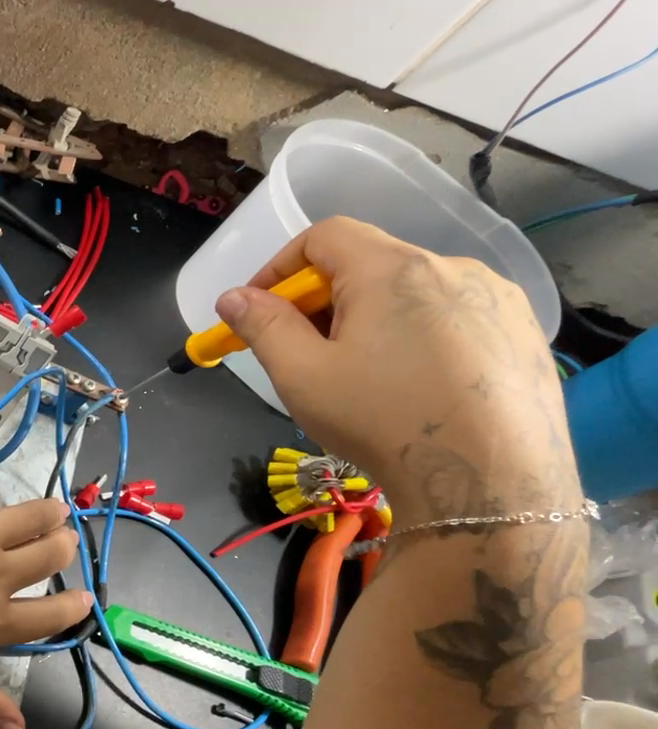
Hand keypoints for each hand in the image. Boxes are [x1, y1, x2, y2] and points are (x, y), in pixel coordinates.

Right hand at [215, 217, 580, 524]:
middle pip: (367, 264)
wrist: (486, 470)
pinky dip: (412, 334)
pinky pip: (449, 314)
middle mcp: (450, 267)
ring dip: (368, 318)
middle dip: (320, 300)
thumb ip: (264, 327)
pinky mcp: (518, 328)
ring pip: (409, 292)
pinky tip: (408, 382)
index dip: (279, 266)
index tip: (257, 309)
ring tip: (356, 374)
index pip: (326, 236)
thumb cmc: (378, 416)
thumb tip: (233, 297)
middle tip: (297, 352)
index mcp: (391, 271)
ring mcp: (494, 296)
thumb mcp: (300, 374)